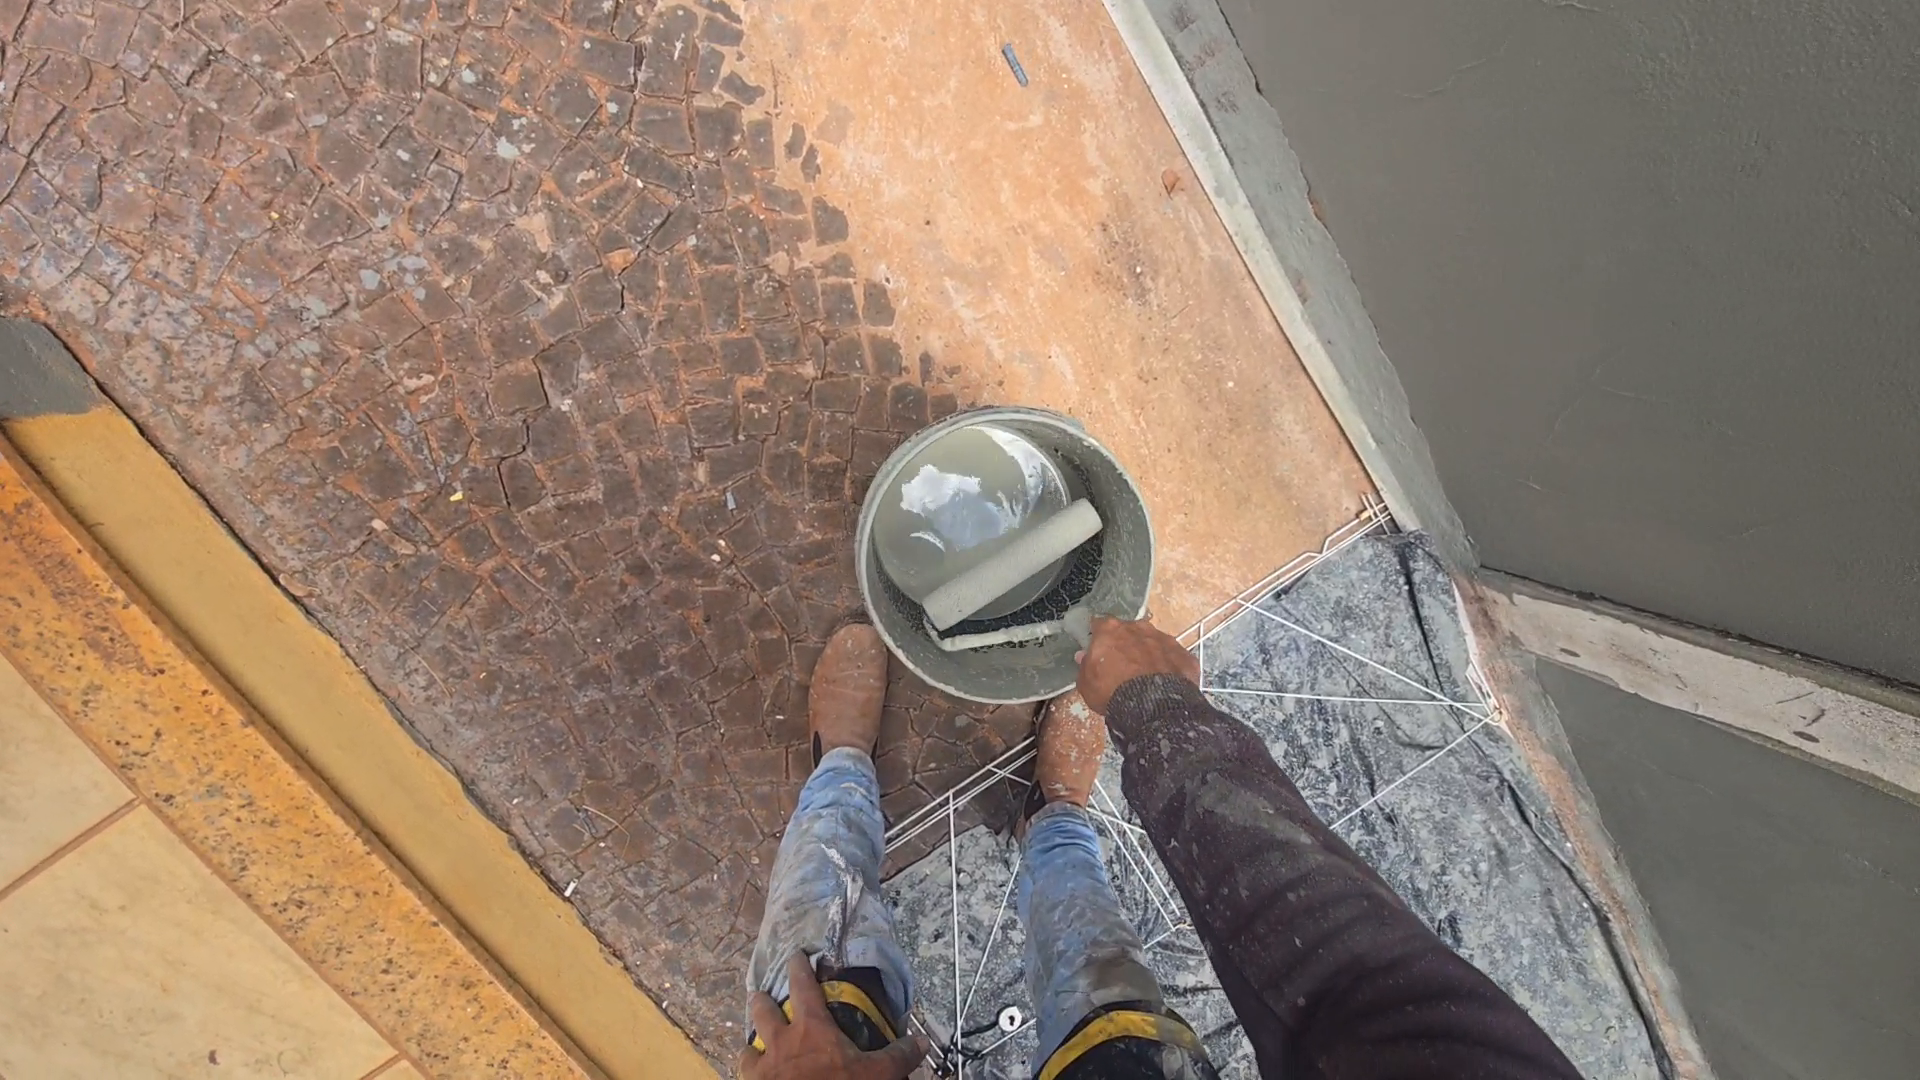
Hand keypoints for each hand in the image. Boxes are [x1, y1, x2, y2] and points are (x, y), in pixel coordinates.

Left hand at [738, 953, 929, 1079]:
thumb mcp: (873, 1075)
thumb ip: (896, 1056)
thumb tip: (922, 1042)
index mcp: (810, 1027)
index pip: (802, 985)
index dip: (798, 966)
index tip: (796, 954)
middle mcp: (780, 1040)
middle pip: (764, 1009)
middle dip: (762, 999)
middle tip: (762, 995)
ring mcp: (760, 1067)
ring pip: (748, 1045)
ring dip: (752, 1041)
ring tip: (755, 1042)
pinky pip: (743, 1074)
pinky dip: (747, 1072)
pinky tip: (752, 1077)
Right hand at [1074, 616, 1199, 713]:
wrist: (1152, 706)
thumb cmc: (1111, 691)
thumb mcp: (1086, 683)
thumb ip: (1085, 666)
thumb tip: (1084, 656)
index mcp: (1110, 629)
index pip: (1099, 625)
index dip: (1098, 636)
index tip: (1097, 648)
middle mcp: (1138, 627)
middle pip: (1129, 631)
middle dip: (1125, 644)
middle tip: (1122, 665)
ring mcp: (1164, 639)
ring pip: (1153, 642)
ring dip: (1149, 654)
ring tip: (1146, 677)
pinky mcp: (1184, 654)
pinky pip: (1173, 658)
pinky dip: (1169, 667)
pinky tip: (1165, 683)